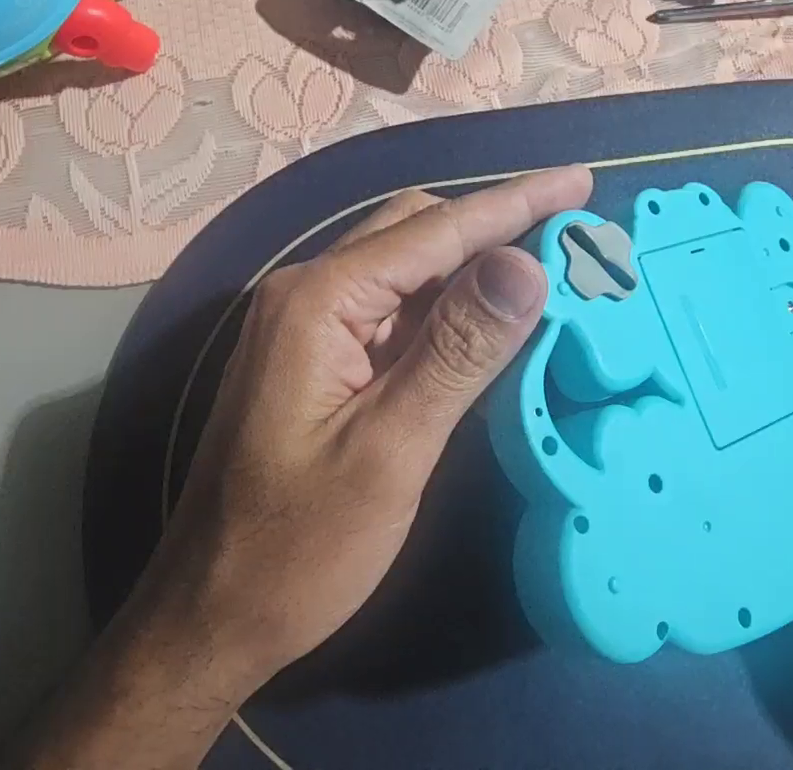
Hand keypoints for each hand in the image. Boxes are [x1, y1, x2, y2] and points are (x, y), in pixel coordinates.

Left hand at [5, 166, 591, 769]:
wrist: (214, 612)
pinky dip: (447, 309)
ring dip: (475, 267)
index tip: (579, 180)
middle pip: (416, 232)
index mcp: (319, 301)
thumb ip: (459, 350)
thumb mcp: (391, 450)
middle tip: (572, 234)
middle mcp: (308, 294)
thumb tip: (526, 262)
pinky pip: (394, 312)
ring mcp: (309, 326)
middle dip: (496, 226)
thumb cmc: (299, 546)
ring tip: (548, 270)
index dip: (514, 202)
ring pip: (407, 269)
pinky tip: (490, 321)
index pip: (435, 230)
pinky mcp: (318, 359)